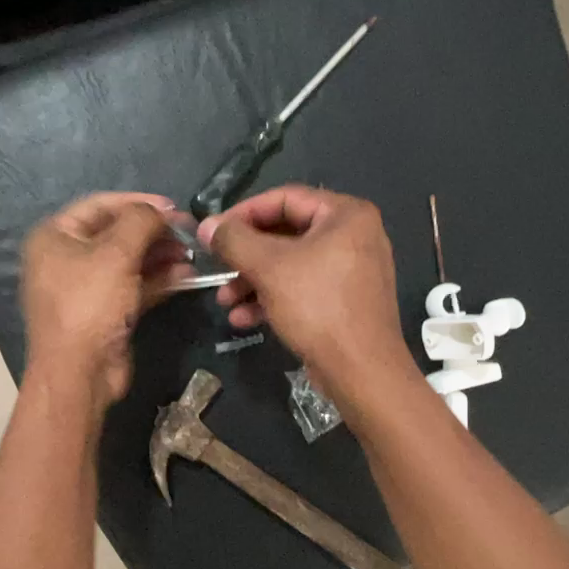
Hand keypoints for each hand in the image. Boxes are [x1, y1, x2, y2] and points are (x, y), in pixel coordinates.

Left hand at [22, 192, 191, 407]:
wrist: (79, 373)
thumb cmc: (89, 304)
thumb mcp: (116, 253)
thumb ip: (141, 222)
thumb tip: (160, 211)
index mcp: (55, 236)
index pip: (100, 205)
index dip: (137, 202)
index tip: (173, 206)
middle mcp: (66, 259)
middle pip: (116, 234)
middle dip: (153, 232)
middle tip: (188, 232)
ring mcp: (86, 289)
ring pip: (128, 262)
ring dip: (160, 256)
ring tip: (191, 253)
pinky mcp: (105, 313)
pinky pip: (134, 287)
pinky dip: (158, 280)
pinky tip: (186, 275)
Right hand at [199, 185, 413, 399]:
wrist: (361, 370)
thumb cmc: (318, 307)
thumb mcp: (269, 267)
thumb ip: (234, 240)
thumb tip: (207, 226)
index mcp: (346, 214)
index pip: (284, 198)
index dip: (243, 213)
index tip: (213, 232)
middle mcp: (354, 236)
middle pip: (286, 234)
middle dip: (245, 256)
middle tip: (217, 268)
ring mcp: (351, 271)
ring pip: (290, 266)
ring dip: (252, 282)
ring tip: (225, 302)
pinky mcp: (345, 302)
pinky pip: (302, 290)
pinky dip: (273, 300)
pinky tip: (243, 319)